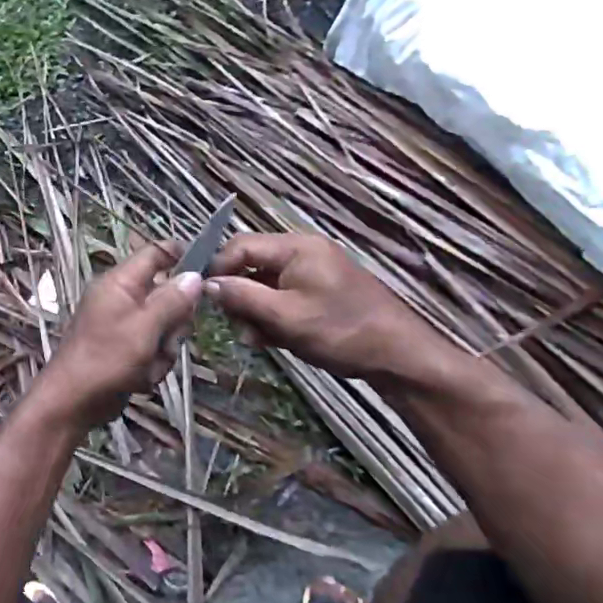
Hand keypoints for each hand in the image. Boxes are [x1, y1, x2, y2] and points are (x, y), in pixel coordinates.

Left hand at [34, 241, 203, 427]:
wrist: (72, 402)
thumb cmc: (106, 359)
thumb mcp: (145, 327)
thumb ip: (172, 300)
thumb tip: (195, 276)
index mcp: (119, 282)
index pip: (155, 253)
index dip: (182, 256)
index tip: (208, 271)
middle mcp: (120, 298)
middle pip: (166, 295)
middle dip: (173, 323)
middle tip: (166, 340)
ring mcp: (122, 324)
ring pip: (164, 326)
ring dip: (163, 349)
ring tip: (148, 365)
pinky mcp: (124, 348)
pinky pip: (152, 348)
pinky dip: (151, 364)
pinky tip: (141, 379)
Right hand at [206, 232, 446, 378]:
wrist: (400, 356)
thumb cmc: (342, 331)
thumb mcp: (285, 317)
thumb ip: (243, 297)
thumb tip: (207, 285)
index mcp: (297, 247)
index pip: (241, 245)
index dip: (217, 269)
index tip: (202, 297)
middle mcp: (304, 253)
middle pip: (252, 265)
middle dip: (239, 296)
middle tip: (237, 326)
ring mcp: (314, 274)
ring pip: (265, 286)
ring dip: (255, 312)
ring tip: (258, 339)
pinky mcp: (321, 294)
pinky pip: (283, 298)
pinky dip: (274, 317)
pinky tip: (275, 340)